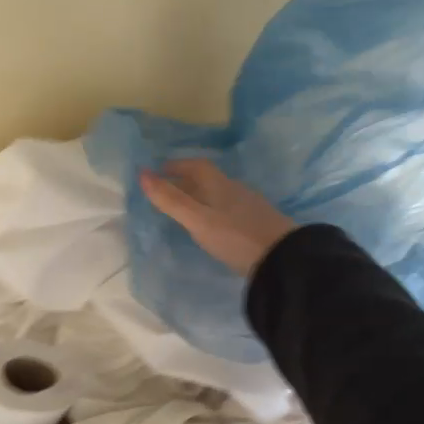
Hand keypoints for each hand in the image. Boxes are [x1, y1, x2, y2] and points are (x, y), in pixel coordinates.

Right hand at [139, 160, 295, 276]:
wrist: (281, 258)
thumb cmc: (235, 237)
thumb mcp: (198, 220)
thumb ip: (171, 200)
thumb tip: (142, 174)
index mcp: (220, 186)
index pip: (197, 166)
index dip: (177, 165)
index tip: (159, 170)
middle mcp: (235, 190)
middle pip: (208, 179)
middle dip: (185, 181)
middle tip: (166, 190)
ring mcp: (248, 207)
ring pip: (218, 195)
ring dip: (200, 196)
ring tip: (184, 209)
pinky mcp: (255, 223)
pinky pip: (228, 210)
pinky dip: (212, 211)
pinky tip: (211, 225)